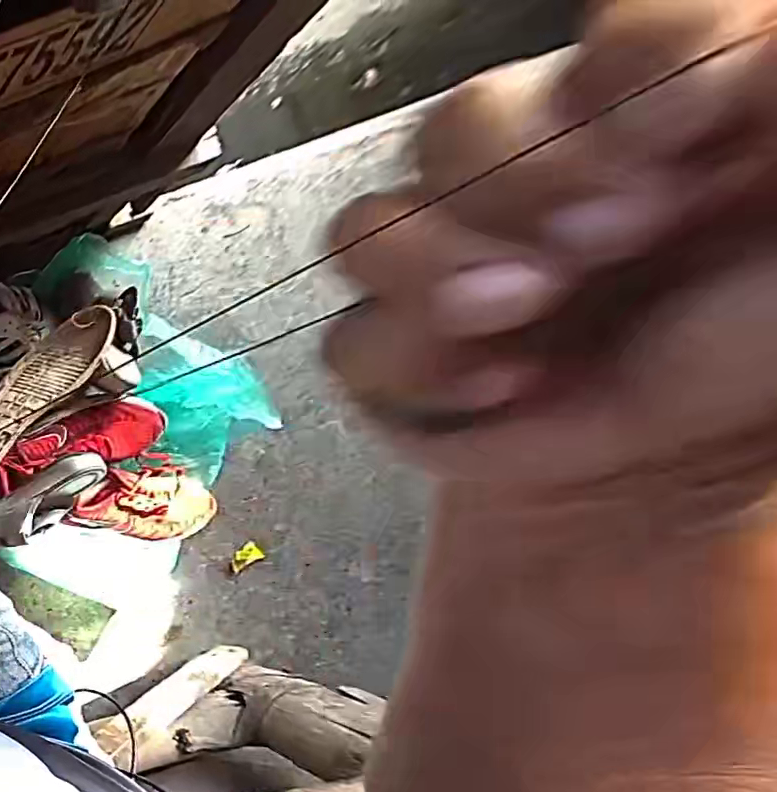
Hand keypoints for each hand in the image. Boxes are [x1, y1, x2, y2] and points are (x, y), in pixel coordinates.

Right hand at [325, 1, 776, 495]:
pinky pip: (346, 340)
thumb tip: (718, 63)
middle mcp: (527, 177)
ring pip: (362, 227)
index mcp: (649, 113)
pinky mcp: (382, 348)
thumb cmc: (766, 333)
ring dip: (432, 272)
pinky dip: (416, 367)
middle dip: (518, 183)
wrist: (671, 459)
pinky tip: (496, 387)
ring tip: (522, 315)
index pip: (614, 29)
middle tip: (607, 243)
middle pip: (454, 123)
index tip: (680, 132)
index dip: (629, 63)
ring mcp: (434, 265)